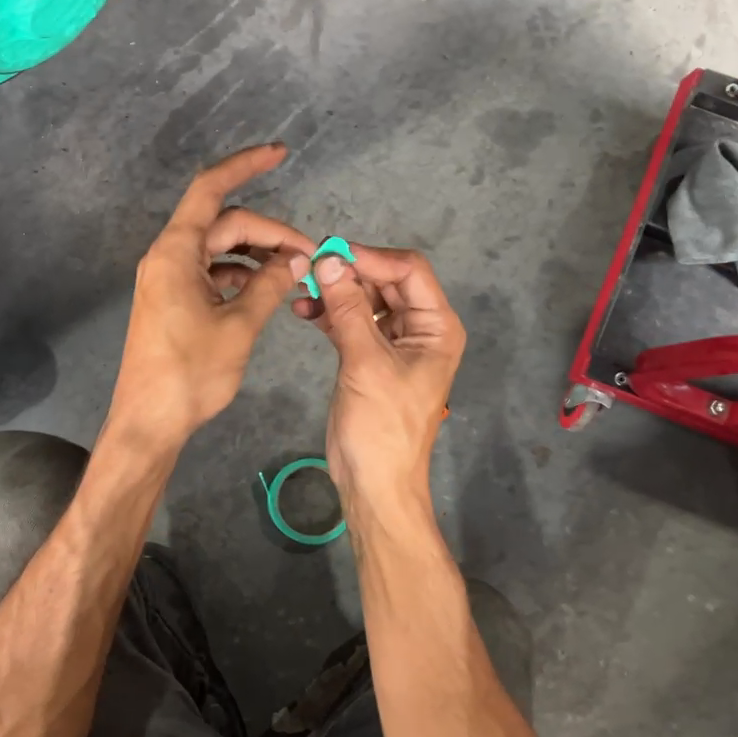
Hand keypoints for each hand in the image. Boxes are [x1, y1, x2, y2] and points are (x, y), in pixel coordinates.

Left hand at [106, 144, 312, 449]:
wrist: (149, 420)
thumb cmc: (191, 374)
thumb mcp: (238, 327)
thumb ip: (268, 287)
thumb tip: (294, 261)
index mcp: (176, 253)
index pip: (211, 190)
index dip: (245, 166)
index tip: (280, 153)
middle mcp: (166, 259)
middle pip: (221, 224)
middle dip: (266, 232)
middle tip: (307, 255)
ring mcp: (166, 281)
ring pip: (216, 250)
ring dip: (253, 255)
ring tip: (291, 272)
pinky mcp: (170, 302)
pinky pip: (207, 273)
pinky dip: (236, 275)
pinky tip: (263, 290)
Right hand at [303, 246, 465, 501]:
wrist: (375, 482)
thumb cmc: (382, 426)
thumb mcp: (366, 364)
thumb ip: (348, 310)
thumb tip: (329, 261)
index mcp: (436, 327)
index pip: (409, 271)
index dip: (371, 258)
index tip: (328, 255)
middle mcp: (420, 329)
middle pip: (386, 283)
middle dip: (350, 274)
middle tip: (309, 269)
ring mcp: (393, 345)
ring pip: (365, 302)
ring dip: (335, 294)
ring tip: (301, 292)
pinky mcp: (368, 359)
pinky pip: (351, 324)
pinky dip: (329, 315)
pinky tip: (303, 311)